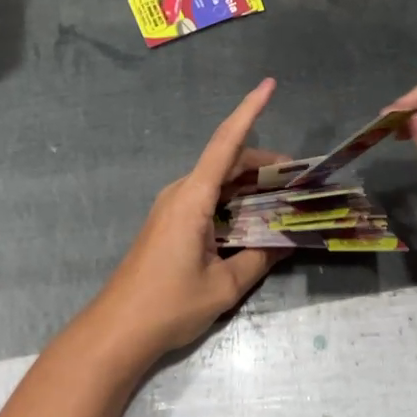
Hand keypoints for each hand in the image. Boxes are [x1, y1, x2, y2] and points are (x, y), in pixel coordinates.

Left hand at [84, 78, 289, 360]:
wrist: (116, 332)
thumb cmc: (168, 306)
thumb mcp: (223, 287)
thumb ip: (258, 259)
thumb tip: (287, 241)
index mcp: (193, 197)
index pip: (226, 144)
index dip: (249, 111)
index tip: (268, 85)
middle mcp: (181, 192)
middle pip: (227, 162)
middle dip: (264, 162)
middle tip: (300, 178)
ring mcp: (172, 206)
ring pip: (218, 181)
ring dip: (249, 184)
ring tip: (284, 197)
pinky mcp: (169, 222)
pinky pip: (208, 198)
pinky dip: (233, 200)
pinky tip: (253, 218)